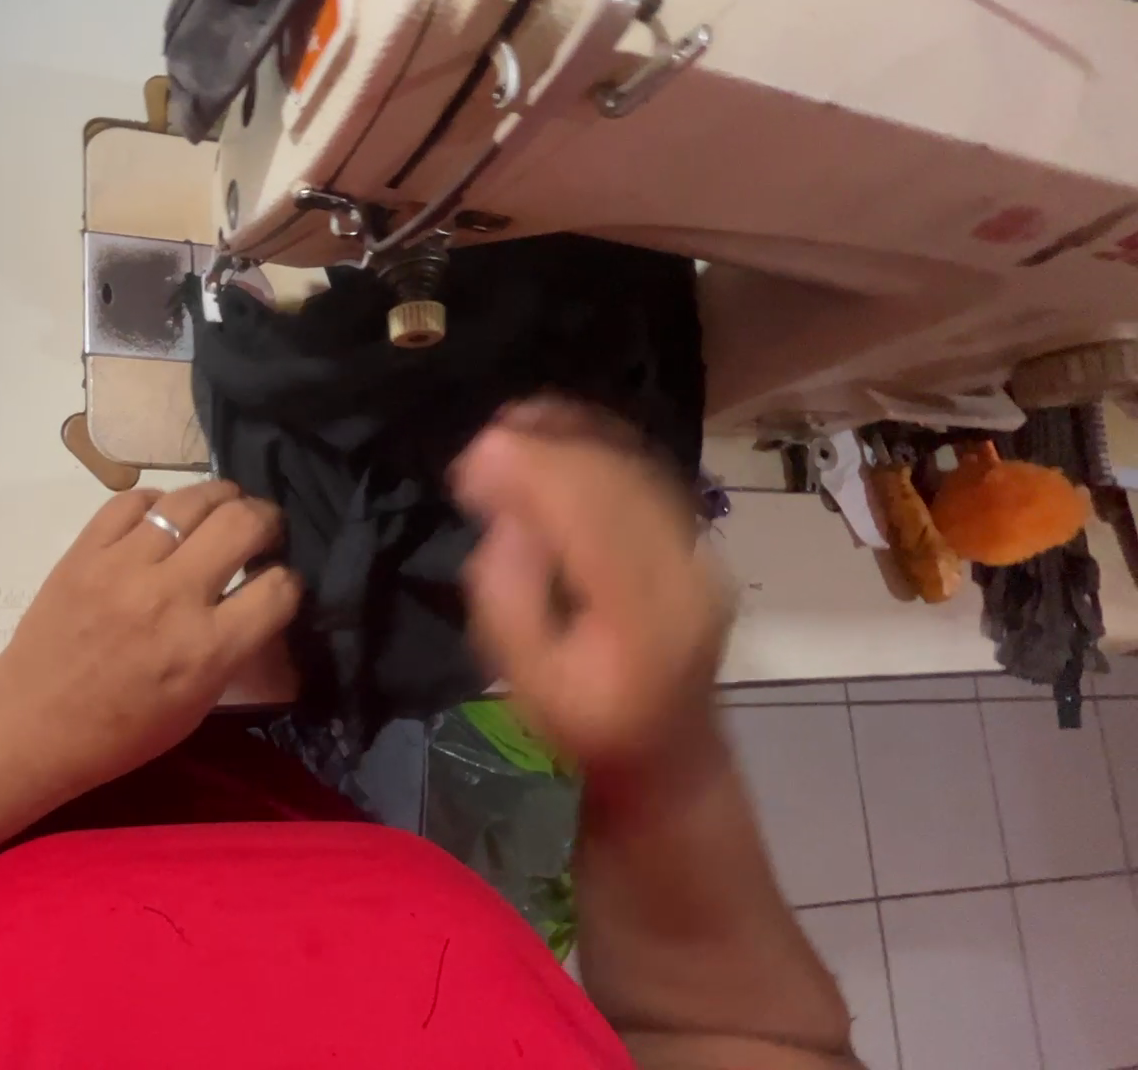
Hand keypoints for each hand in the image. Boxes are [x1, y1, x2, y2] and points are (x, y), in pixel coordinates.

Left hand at [0, 481, 301, 795]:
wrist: (33, 724)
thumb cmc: (122, 730)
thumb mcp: (198, 704)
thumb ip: (234, 648)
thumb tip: (260, 598)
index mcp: (205, 649)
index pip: (278, 588)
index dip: (290, 580)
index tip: (280, 580)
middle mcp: (171, 596)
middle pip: (242, 522)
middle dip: (268, 520)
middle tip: (264, 531)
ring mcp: (123, 566)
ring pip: (191, 499)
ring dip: (221, 497)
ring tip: (224, 508)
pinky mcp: (84, 550)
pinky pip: (132, 500)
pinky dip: (158, 503)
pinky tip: (163, 518)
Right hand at [450, 399, 731, 769]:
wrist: (664, 749)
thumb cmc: (582, 721)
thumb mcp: (525, 676)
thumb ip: (510, 596)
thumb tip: (508, 521)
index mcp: (641, 613)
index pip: (587, 516)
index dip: (531, 473)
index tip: (474, 458)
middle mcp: (683, 570)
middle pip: (614, 482)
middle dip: (544, 448)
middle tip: (481, 443)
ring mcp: (697, 552)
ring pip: (635, 469)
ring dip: (572, 437)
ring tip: (513, 422)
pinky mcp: (692, 542)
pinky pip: (647, 474)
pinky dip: (601, 444)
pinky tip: (561, 429)